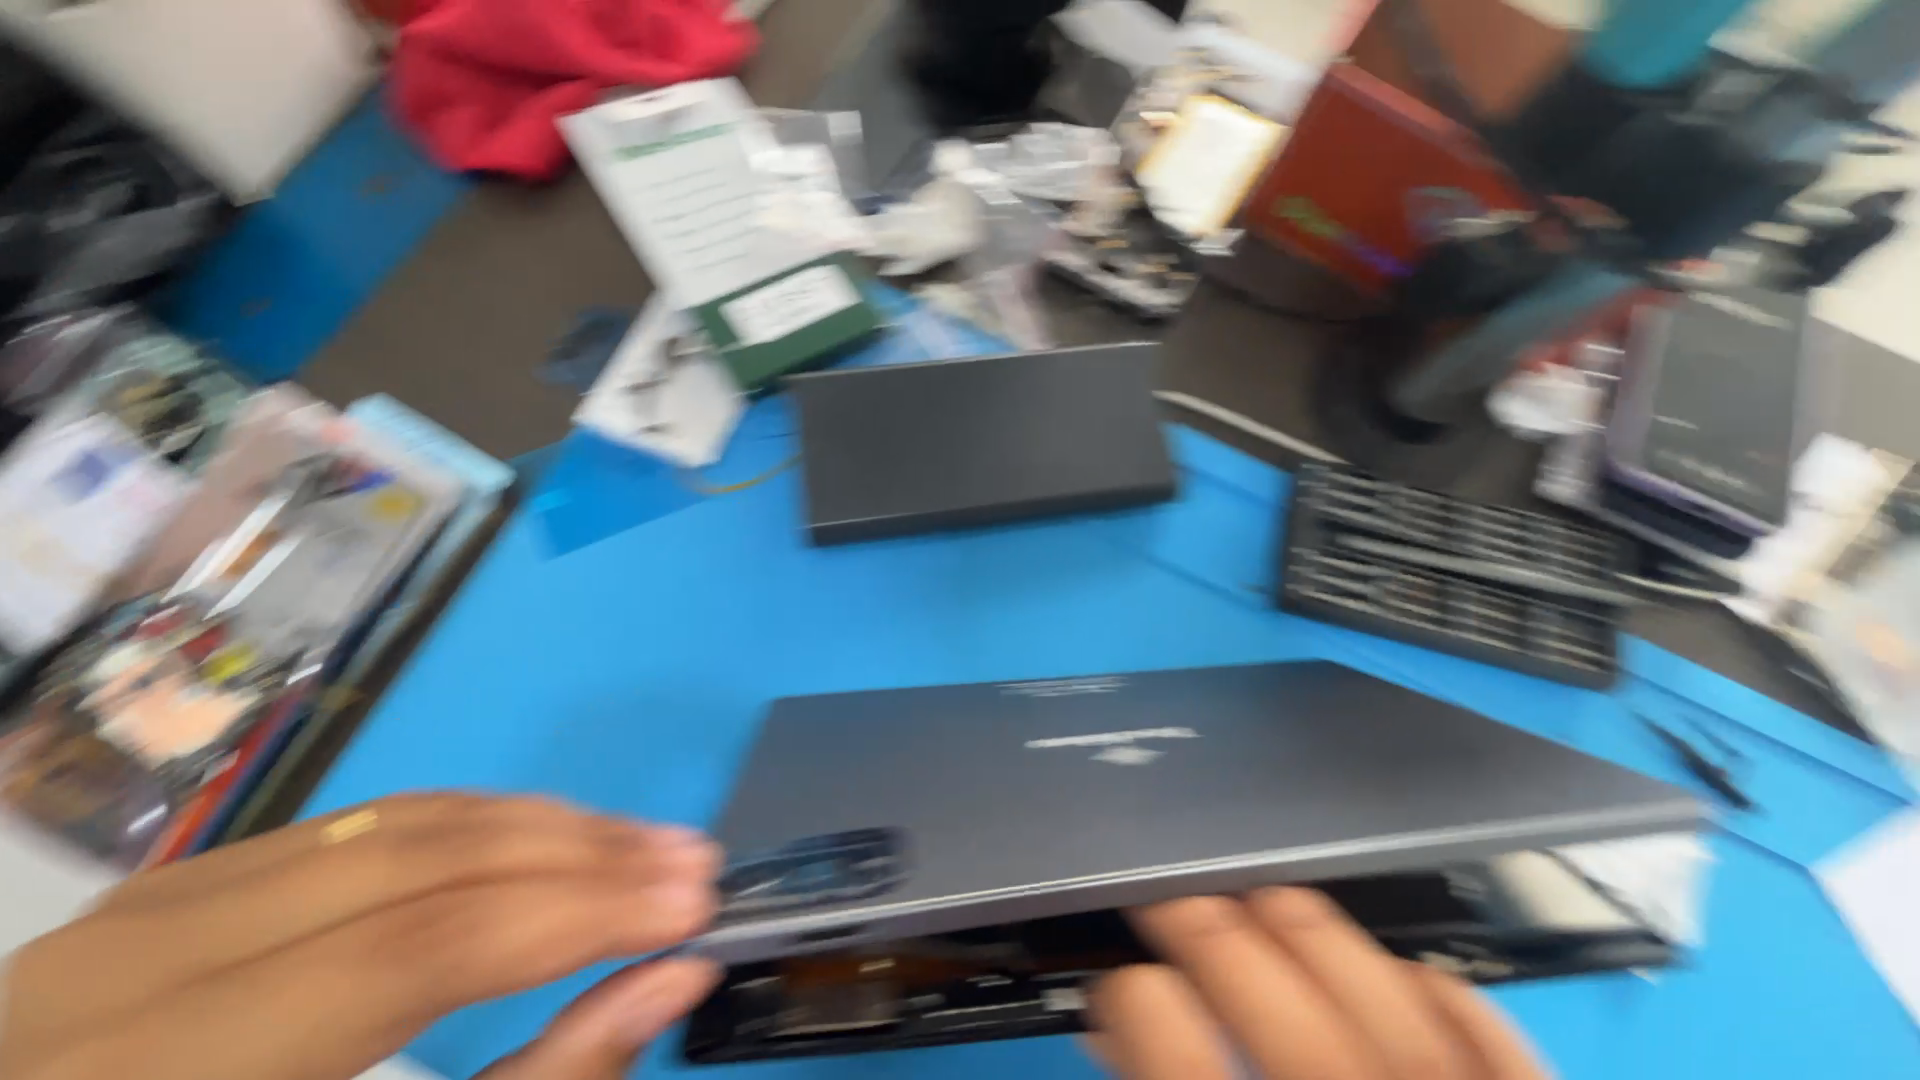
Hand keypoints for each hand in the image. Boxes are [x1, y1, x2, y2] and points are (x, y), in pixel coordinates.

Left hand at [1, 794, 723, 1079]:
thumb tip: (674, 977)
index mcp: (157, 1063)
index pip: (418, 950)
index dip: (575, 918)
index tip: (693, 906)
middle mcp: (146, 951)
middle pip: (423, 862)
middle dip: (584, 857)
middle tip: (695, 862)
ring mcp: (168, 896)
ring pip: (408, 823)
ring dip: (550, 830)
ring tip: (652, 846)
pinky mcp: (204, 875)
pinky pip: (376, 825)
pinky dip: (488, 826)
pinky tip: (557, 837)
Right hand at [1088, 888, 1551, 1079]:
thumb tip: (1120, 1035)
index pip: (1165, 1042)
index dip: (1131, 1000)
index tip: (1121, 988)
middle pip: (1259, 991)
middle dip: (1200, 929)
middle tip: (1172, 904)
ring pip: (1367, 987)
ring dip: (1304, 932)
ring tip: (1260, 902)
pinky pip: (1486, 1038)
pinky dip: (1441, 995)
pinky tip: (1398, 970)